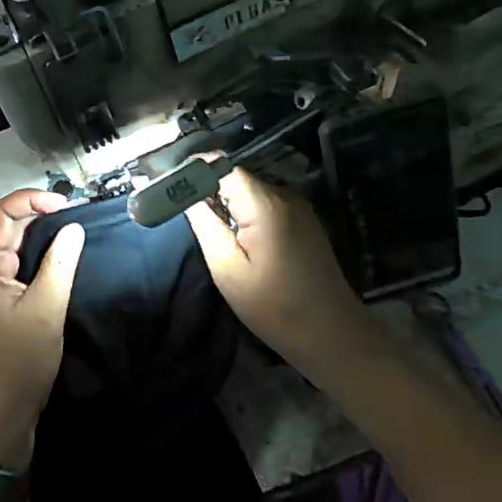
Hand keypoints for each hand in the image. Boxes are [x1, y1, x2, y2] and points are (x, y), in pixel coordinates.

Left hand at [0, 189, 85, 469]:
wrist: (0, 415)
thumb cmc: (19, 361)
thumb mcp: (46, 309)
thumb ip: (60, 263)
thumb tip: (74, 228)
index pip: (2, 211)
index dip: (33, 198)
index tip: (67, 205)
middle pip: (6, 223)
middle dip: (39, 211)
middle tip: (76, 214)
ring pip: (13, 242)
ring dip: (40, 231)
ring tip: (73, 230)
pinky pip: (18, 262)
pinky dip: (39, 252)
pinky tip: (61, 257)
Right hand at [183, 168, 375, 375]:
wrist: (332, 335)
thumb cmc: (275, 308)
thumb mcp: (228, 269)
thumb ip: (205, 224)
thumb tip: (184, 193)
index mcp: (266, 204)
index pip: (222, 166)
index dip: (194, 170)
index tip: (169, 186)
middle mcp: (285, 195)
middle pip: (236, 176)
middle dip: (207, 187)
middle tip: (180, 209)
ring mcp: (298, 206)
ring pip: (250, 189)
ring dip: (226, 201)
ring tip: (204, 224)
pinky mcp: (303, 220)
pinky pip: (265, 203)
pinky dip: (245, 211)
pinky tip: (235, 236)